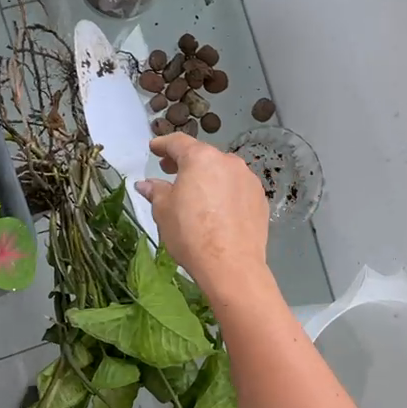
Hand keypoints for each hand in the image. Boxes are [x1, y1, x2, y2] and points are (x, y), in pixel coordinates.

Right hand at [136, 134, 269, 305]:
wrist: (231, 265)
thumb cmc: (191, 234)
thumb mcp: (164, 211)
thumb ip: (156, 191)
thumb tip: (146, 184)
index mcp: (201, 158)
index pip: (178, 142)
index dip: (163, 144)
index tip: (155, 148)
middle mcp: (228, 162)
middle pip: (203, 156)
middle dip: (185, 162)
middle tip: (170, 170)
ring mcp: (248, 179)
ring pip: (222, 172)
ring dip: (207, 177)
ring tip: (195, 193)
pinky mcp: (260, 199)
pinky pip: (237, 189)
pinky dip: (224, 192)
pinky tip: (217, 210)